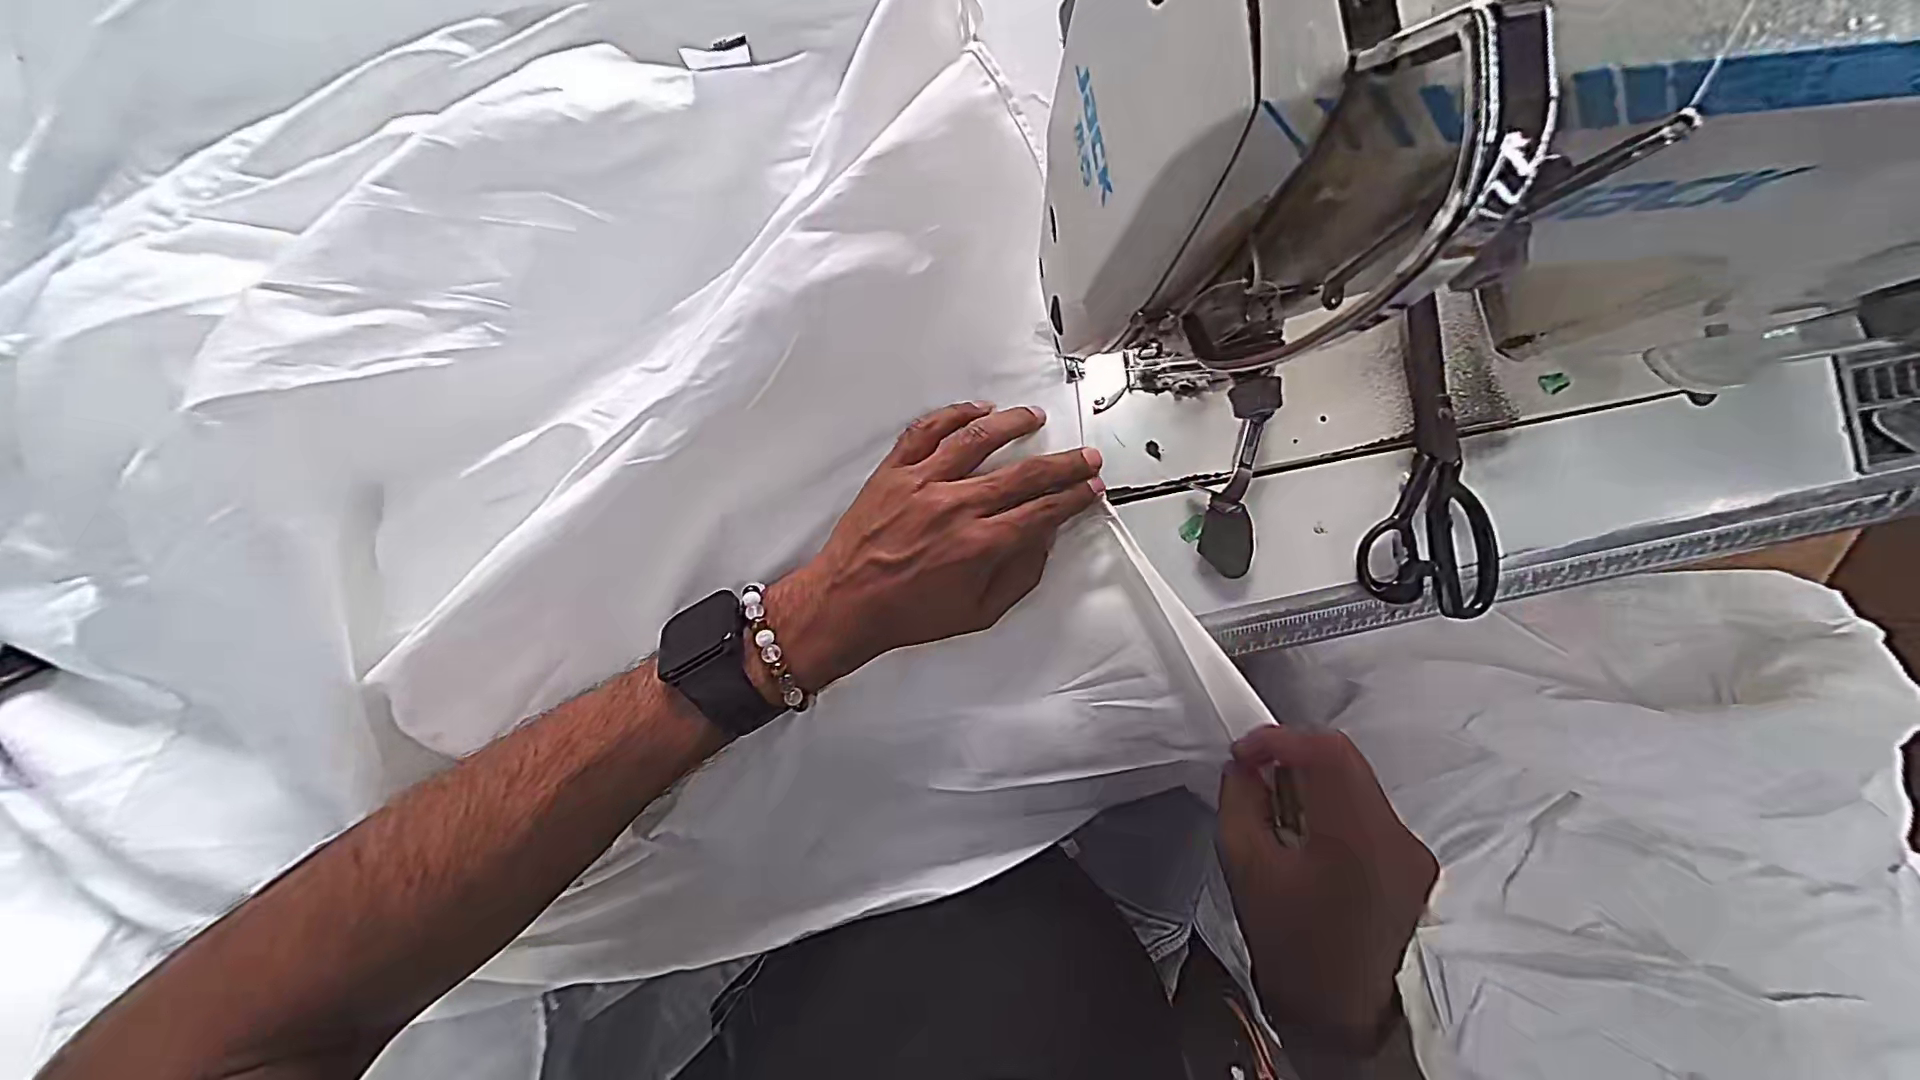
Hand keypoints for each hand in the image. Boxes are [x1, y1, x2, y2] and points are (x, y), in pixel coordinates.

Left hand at [756, 402, 1103, 695]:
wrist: (846, 602)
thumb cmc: (904, 611)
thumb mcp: (978, 611)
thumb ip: (1018, 575)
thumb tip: (1042, 542)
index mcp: (979, 544)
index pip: (1043, 510)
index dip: (1074, 497)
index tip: (1087, 489)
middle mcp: (954, 507)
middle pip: (1025, 473)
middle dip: (1064, 464)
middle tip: (1082, 458)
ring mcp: (923, 484)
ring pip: (979, 438)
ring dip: (1015, 424)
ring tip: (1034, 418)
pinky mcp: (895, 472)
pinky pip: (927, 430)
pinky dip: (955, 415)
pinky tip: (976, 411)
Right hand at [1217, 727, 1437, 1050]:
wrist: (1345, 1019)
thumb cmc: (1292, 947)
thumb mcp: (1244, 864)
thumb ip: (1238, 800)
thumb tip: (1244, 767)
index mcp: (1354, 839)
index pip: (1326, 751)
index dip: (1278, 738)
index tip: (1246, 752)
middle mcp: (1395, 838)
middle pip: (1343, 760)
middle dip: (1292, 756)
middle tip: (1257, 774)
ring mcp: (1412, 852)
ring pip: (1355, 782)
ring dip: (1312, 781)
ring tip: (1278, 811)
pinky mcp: (1415, 864)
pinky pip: (1368, 810)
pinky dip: (1332, 806)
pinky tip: (1308, 836)